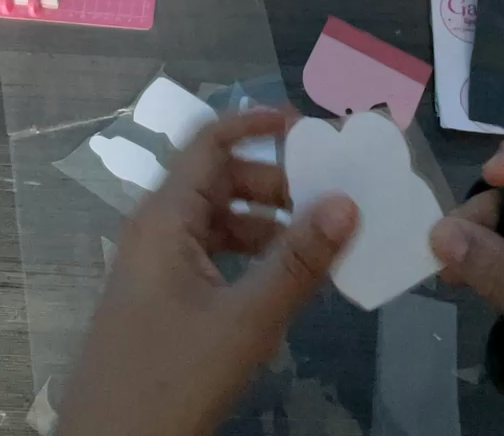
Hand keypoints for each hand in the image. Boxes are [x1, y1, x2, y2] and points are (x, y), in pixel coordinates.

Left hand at [56, 111, 359, 435]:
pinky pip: (212, 254)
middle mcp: (157, 227)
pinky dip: (249, 255)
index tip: (306, 125)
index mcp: (166, 216)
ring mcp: (157, 262)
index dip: (255, 123)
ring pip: (218, 219)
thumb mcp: (243, 322)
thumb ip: (297, 263)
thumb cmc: (169, 379)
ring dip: (265, 223)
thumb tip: (347, 203)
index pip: (210, 141)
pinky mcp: (162, 294)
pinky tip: (282, 281)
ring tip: (317, 244)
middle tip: (328, 199)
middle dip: (273, 182)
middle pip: (219, 180)